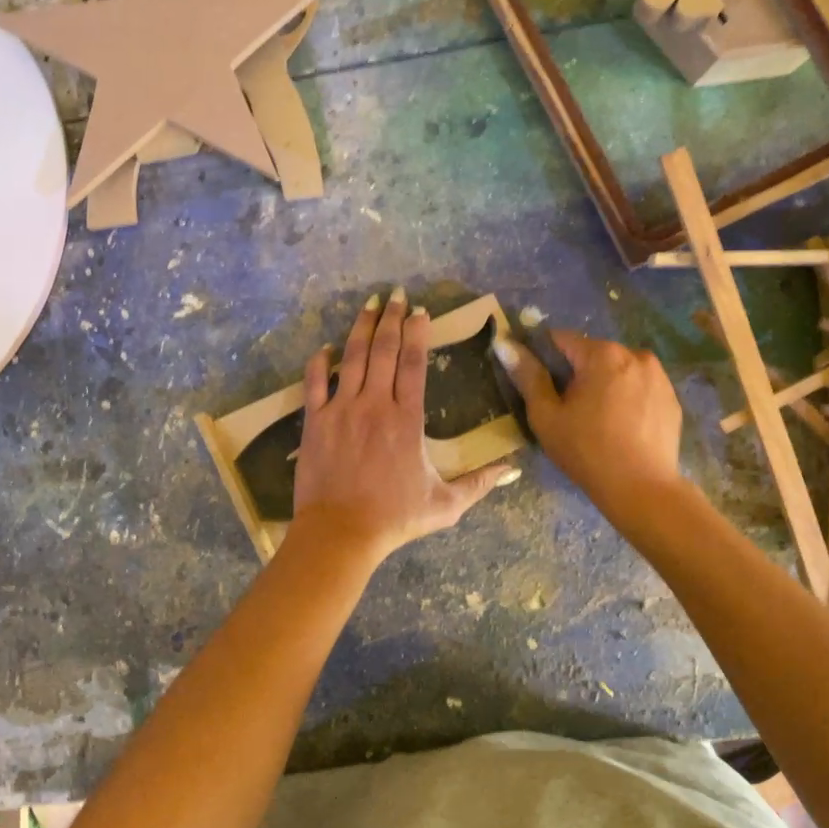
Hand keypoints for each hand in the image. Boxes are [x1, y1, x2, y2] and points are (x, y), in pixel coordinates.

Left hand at [292, 289, 521, 561]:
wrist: (340, 532)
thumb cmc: (395, 519)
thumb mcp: (445, 504)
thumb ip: (479, 483)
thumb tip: (513, 469)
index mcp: (407, 419)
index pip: (414, 364)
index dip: (418, 334)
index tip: (420, 312)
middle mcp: (375, 405)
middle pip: (384, 351)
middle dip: (391, 319)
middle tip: (396, 295)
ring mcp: (341, 411)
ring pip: (351, 358)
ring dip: (361, 328)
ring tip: (369, 305)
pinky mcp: (315, 422)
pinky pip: (315, 383)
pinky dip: (320, 362)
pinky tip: (326, 347)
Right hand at [493, 331, 683, 518]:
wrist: (640, 487)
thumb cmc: (585, 449)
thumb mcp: (546, 415)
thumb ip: (528, 376)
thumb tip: (505, 345)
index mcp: (602, 354)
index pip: (562, 339)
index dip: (545, 356)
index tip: (538, 381)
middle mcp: (635, 355)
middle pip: (593, 354)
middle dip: (578, 372)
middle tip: (567, 407)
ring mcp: (659, 376)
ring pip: (619, 370)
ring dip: (604, 384)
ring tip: (596, 418)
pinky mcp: (672, 398)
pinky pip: (640, 387)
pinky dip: (627, 398)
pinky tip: (620, 426)